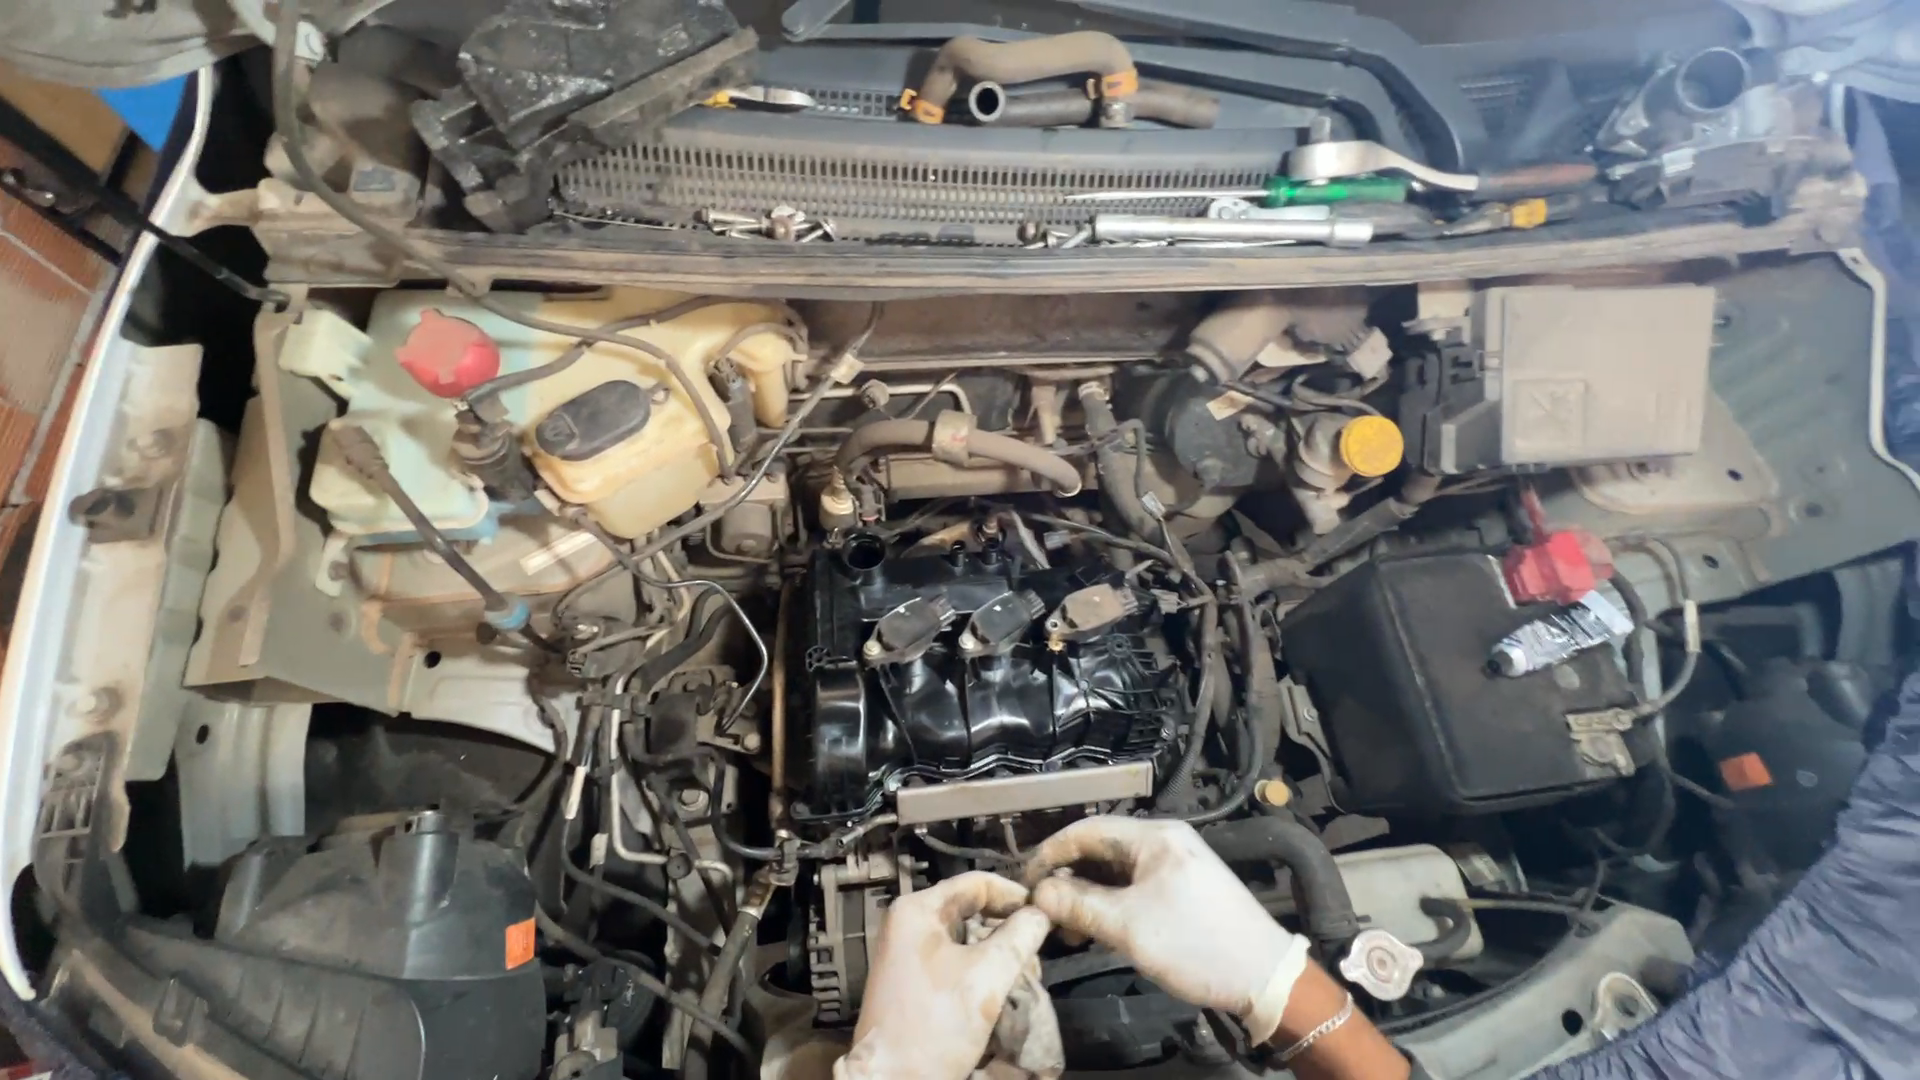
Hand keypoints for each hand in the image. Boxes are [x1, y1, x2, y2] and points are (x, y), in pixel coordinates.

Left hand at [838, 872, 1052, 1079]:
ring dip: (998, 951)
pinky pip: (954, 958)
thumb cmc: (936, 1022)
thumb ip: (1018, 938)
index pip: (976, 883)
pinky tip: (1003, 985)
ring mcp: (908, 950)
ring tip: (1026, 972)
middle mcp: (909, 921)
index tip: (1045, 912)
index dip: (1014, 894)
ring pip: (965, 936)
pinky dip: (981, 967)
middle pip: (971, 909)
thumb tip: (1042, 912)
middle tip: (1037, 950)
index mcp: (917, 908)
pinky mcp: (913, 977)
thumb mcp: (985, 978)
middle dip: (1008, 928)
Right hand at [1023, 816, 1309, 1042]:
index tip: (1024, 880)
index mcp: (1154, 836)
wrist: (1268, 979)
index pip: (1087, 830)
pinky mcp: (1182, 886)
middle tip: (1044, 909)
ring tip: (1068, 925)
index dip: (1050, 852)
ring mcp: (1175, 862)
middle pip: (1101, 847)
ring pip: (1116, 868)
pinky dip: (1110, 901)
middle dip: (1068, 876)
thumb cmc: (1197, 945)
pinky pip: (1134, 883)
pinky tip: (1097, 925)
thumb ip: (1079, 905)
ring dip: (1088, 892)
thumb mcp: (1130, 928)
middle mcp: (1164, 839)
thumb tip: (1038, 892)